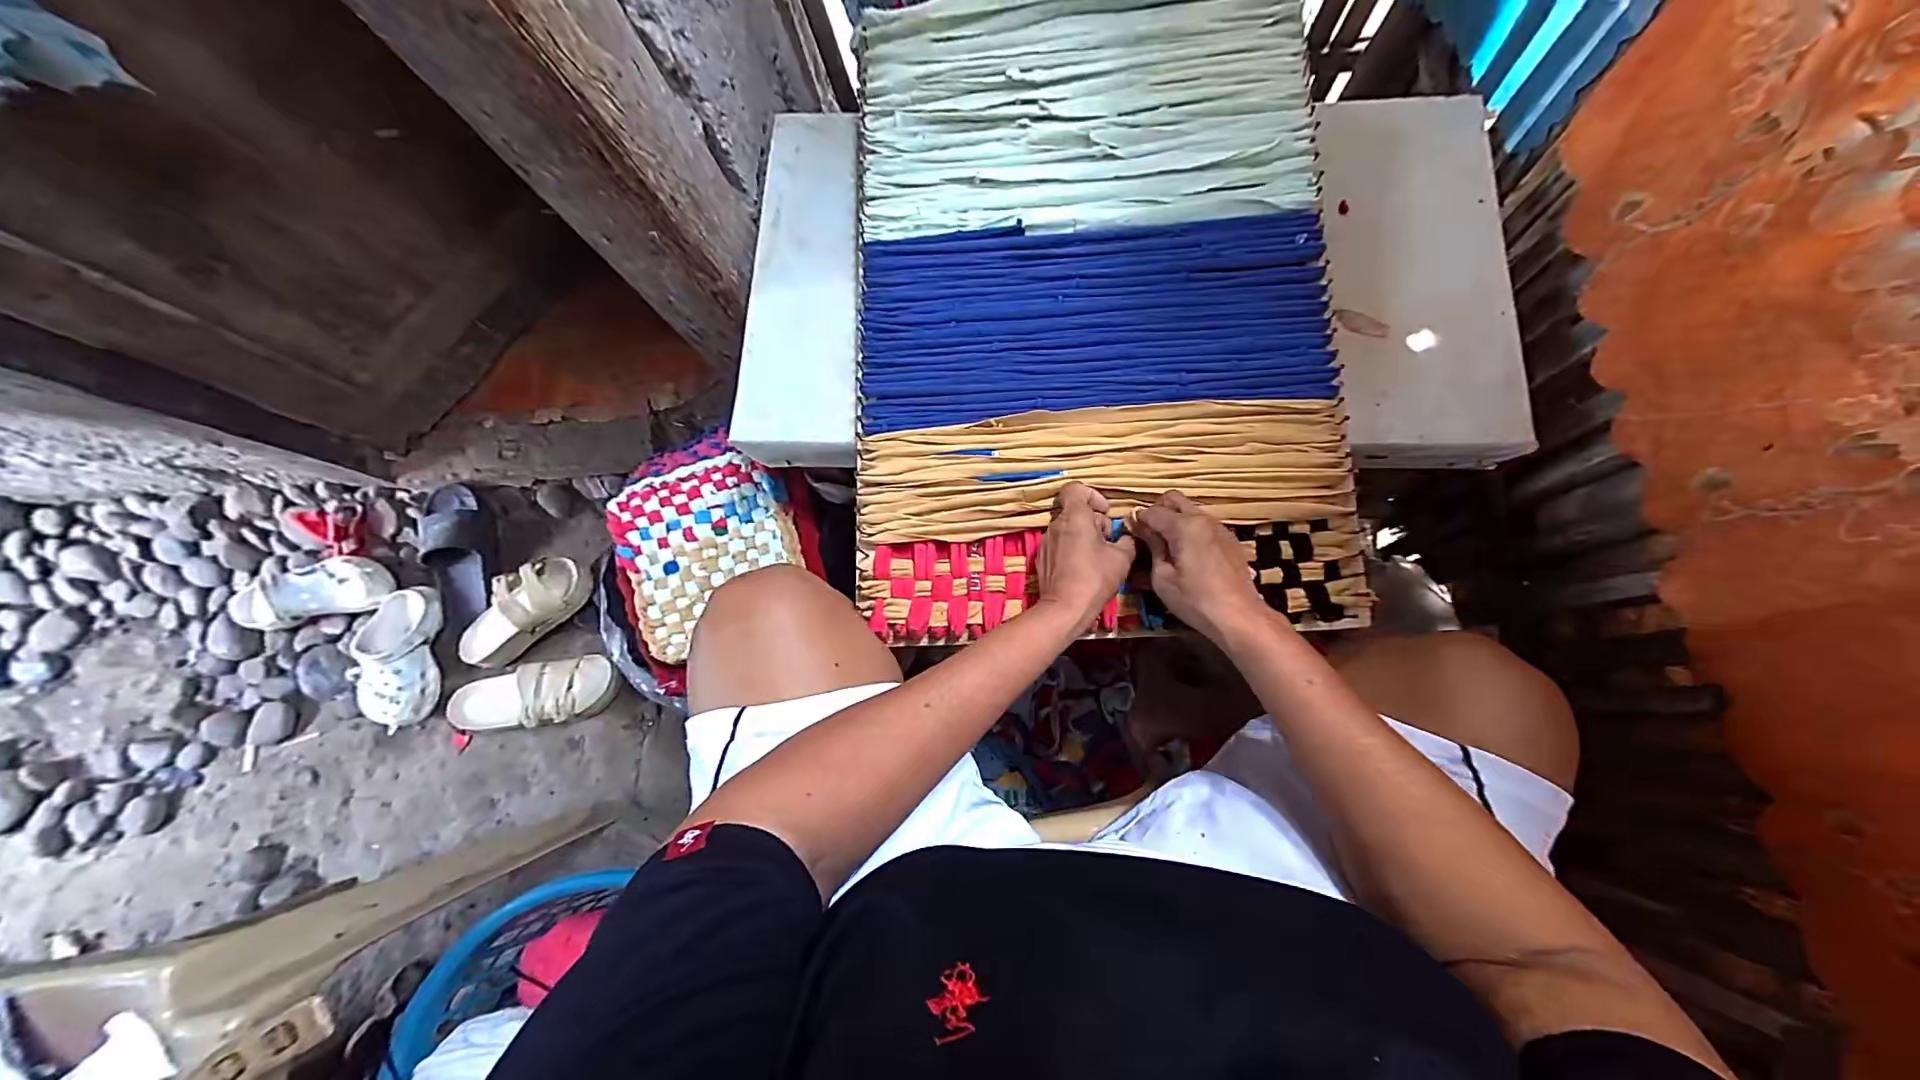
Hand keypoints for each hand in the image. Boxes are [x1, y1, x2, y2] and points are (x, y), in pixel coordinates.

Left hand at [1034, 482, 1136, 626]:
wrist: (1065, 608)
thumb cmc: (1095, 578)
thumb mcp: (1122, 558)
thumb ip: (1127, 540)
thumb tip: (1126, 537)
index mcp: (1074, 517)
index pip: (1076, 488)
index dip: (1093, 495)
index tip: (1105, 512)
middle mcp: (1055, 525)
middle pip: (1075, 511)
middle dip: (1094, 522)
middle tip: (1108, 542)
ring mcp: (1046, 542)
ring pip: (1068, 529)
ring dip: (1084, 537)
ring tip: (1098, 558)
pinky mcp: (1042, 558)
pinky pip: (1060, 545)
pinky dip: (1072, 550)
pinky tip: (1083, 569)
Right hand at [1131, 491, 1274, 645]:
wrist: (1239, 616)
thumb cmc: (1195, 600)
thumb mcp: (1163, 578)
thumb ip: (1152, 547)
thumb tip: (1143, 529)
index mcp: (1184, 526)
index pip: (1152, 511)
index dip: (1138, 521)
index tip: (1131, 534)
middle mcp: (1203, 519)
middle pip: (1174, 499)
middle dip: (1158, 511)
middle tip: (1149, 535)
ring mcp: (1220, 528)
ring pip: (1191, 510)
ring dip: (1176, 520)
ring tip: (1167, 546)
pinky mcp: (1230, 540)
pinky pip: (1204, 525)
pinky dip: (1191, 530)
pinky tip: (1188, 555)